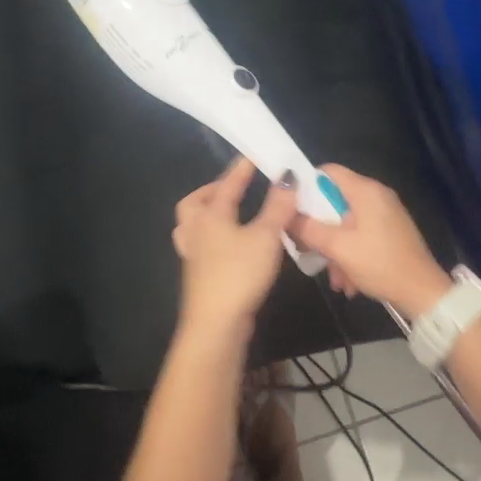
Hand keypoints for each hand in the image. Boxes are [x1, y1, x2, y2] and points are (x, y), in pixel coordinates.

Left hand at [170, 158, 297, 340]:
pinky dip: (212, 238)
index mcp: (210, 215)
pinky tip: (230, 246)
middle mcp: (196, 231)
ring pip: (192, 226)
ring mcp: (193, 255)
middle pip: (194, 203)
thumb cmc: (239, 274)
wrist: (215, 324)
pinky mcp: (198, 276)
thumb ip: (278, 207)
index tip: (253, 155)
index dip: (242, 168)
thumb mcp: (266, 237)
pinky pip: (200, 246)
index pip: (227, 184)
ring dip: (206, 215)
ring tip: (229, 215)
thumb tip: (288, 176)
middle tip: (233, 189)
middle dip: (212, 191)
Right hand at [290, 164, 452, 318]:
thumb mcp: (338, 248)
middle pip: (336, 201)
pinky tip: (350, 281)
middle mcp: (377, 196)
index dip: (307, 186)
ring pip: (347, 223)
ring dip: (336, 249)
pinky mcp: (392, 232)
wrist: (424, 293)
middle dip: (321, 229)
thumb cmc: (380, 264)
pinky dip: (352, 254)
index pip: (328, 171)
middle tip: (310, 250)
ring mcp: (386, 215)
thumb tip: (287, 217)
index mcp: (365, 191)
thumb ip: (309, 230)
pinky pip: (362, 235)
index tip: (294, 209)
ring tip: (336, 279)